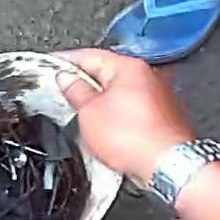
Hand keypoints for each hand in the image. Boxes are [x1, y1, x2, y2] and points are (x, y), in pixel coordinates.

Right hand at [54, 49, 197, 183]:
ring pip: (120, 90)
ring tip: (83, 113)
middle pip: (107, 72)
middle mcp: (147, 76)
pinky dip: (117, 112)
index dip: (66, 60)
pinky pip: (132, 107)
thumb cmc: (134, 138)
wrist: (167, 164)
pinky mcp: (162, 116)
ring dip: (100, 99)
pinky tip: (107, 126)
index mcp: (128, 67)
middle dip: (84, 80)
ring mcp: (158, 95)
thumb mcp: (89, 112)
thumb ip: (76, 91)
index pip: (89, 56)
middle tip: (63, 90)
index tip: (52, 64)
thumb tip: (67, 79)